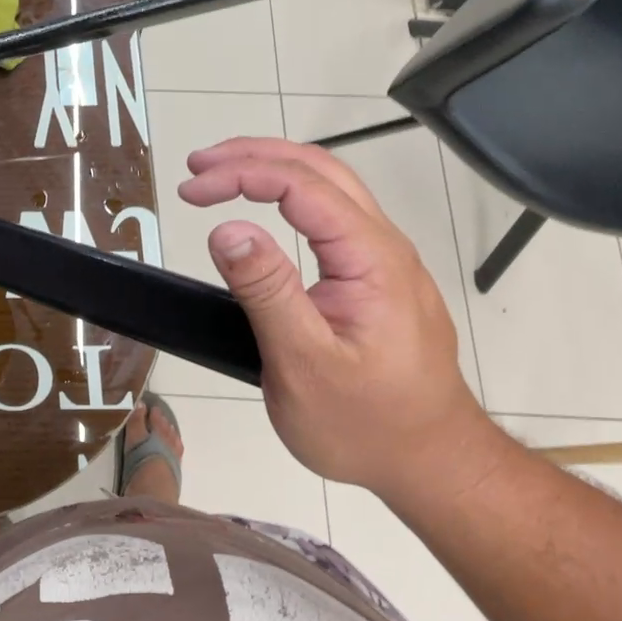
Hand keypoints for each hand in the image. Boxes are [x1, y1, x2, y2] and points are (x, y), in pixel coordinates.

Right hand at [178, 138, 496, 498]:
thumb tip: (226, 228)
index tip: (190, 191)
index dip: (240, 174)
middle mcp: (384, 246)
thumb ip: (266, 292)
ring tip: (218, 174)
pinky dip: (286, 193)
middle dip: (253, 155)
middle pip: (320, 168)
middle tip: (196, 166)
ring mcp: (384, 260)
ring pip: (329, 185)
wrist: (432, 465)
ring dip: (271, 168)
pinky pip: (331, 212)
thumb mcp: (304, 364)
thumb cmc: (366, 424)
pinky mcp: (376, 276)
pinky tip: (261, 205)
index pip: (301, 186)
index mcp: (372, 259)